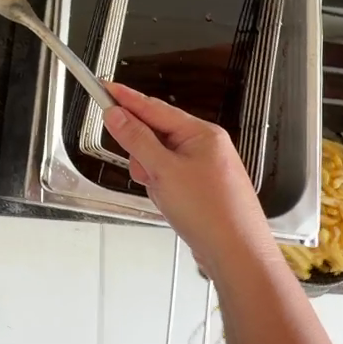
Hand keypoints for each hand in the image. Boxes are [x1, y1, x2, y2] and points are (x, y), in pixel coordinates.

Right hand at [101, 83, 270, 262]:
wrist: (238, 255)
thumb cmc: (213, 214)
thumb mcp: (164, 171)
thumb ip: (136, 139)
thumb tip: (116, 115)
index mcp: (201, 134)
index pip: (154, 107)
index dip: (126, 98)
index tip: (105, 88)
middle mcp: (204, 146)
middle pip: (154, 134)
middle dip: (142, 154)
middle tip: (144, 171)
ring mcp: (203, 168)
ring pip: (158, 159)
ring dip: (151, 175)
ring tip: (163, 194)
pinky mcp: (200, 188)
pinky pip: (168, 177)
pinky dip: (161, 187)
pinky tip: (169, 204)